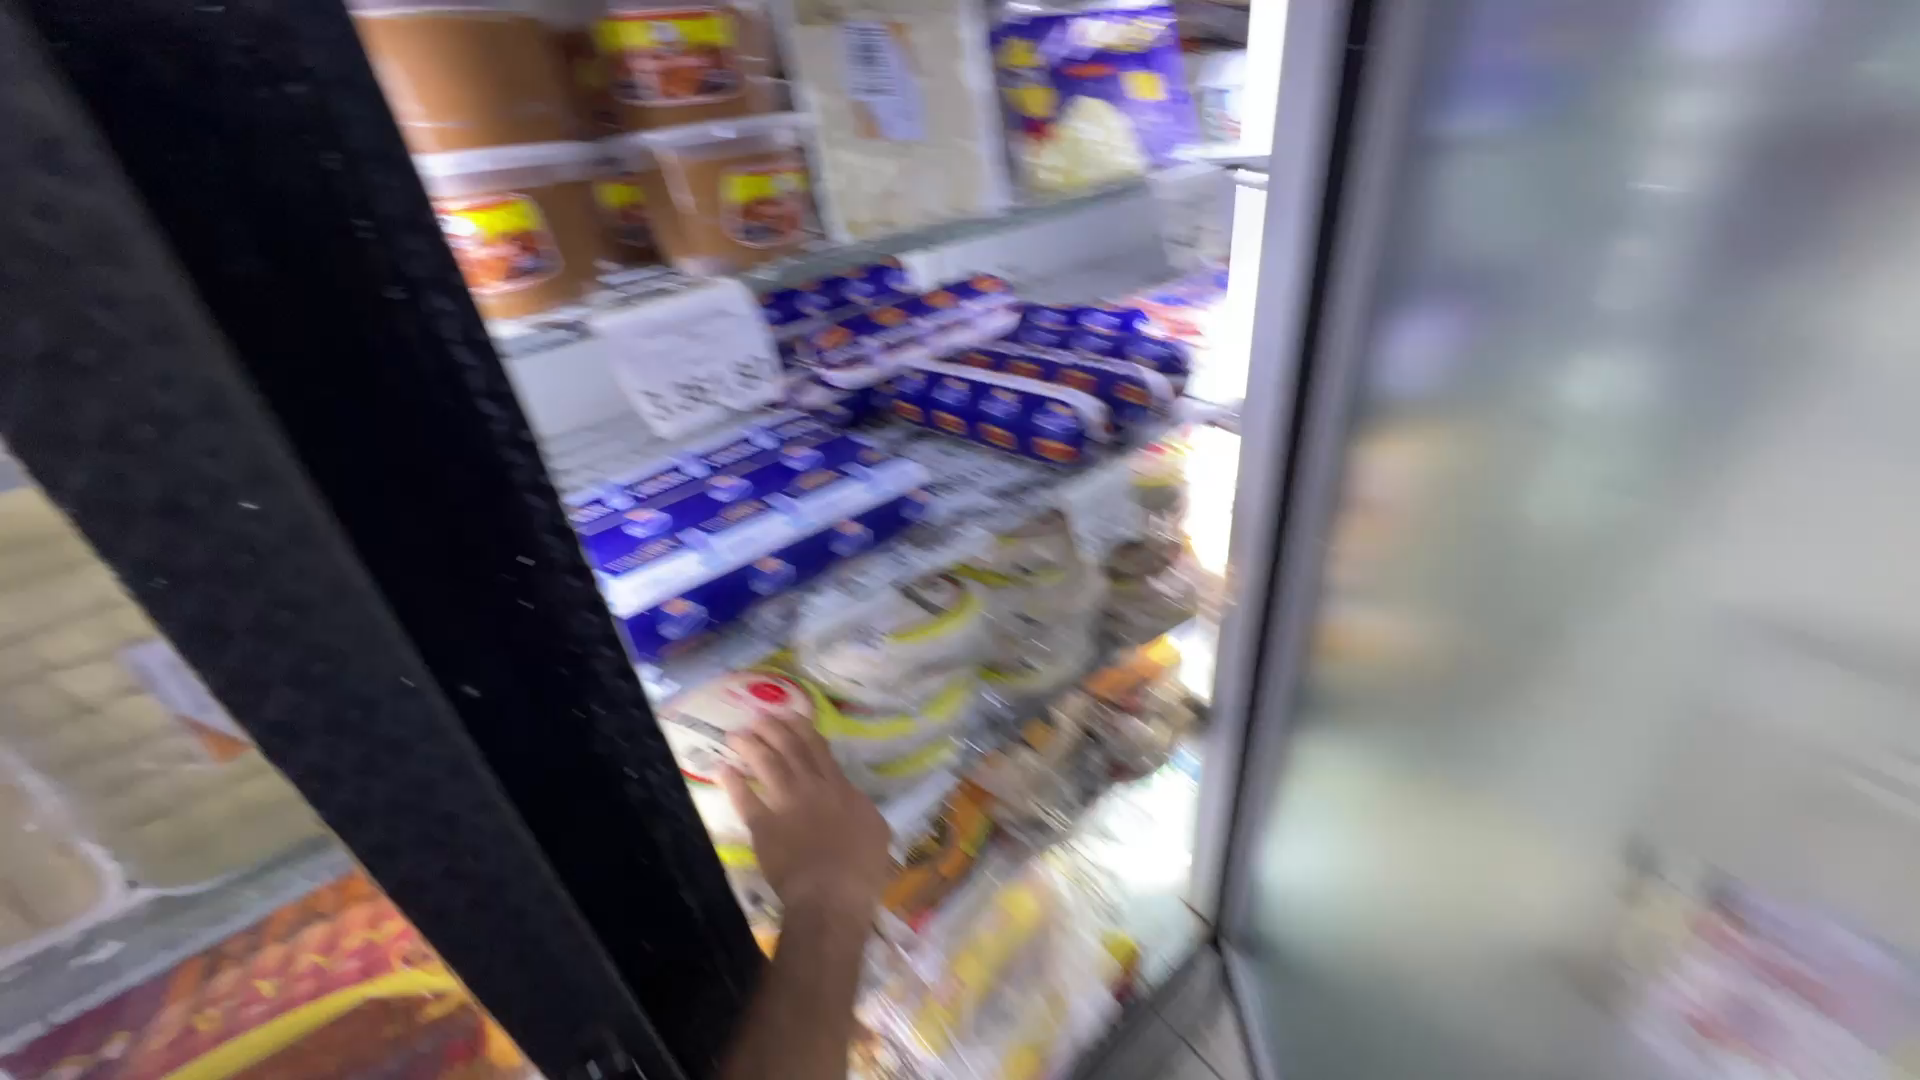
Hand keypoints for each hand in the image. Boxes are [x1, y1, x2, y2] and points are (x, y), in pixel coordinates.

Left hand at [720, 710, 891, 917]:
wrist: (832, 894)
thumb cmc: (861, 869)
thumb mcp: (876, 831)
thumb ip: (862, 809)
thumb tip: (853, 800)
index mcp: (841, 788)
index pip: (820, 750)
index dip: (803, 730)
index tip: (791, 716)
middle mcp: (813, 787)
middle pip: (791, 750)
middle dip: (774, 730)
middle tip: (759, 717)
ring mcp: (787, 804)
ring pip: (767, 765)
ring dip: (751, 746)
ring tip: (736, 733)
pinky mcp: (764, 826)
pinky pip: (745, 799)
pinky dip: (733, 783)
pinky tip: (722, 769)